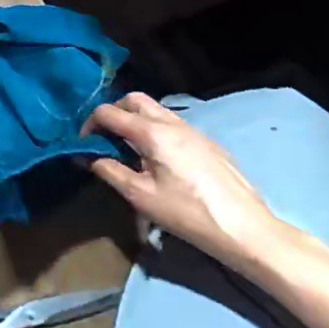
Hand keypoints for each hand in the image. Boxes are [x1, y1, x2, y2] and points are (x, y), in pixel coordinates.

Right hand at [85, 92, 308, 269]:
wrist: (245, 228)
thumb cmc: (189, 213)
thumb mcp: (142, 197)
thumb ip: (111, 171)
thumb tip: (89, 157)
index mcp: (151, 131)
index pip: (109, 112)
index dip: (90, 124)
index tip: (83, 144)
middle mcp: (170, 121)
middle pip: (133, 99)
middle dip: (114, 112)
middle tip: (105, 138)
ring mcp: (191, 128)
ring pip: (155, 108)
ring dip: (135, 118)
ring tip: (129, 148)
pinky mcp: (206, 140)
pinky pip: (172, 122)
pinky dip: (155, 128)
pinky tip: (158, 157)